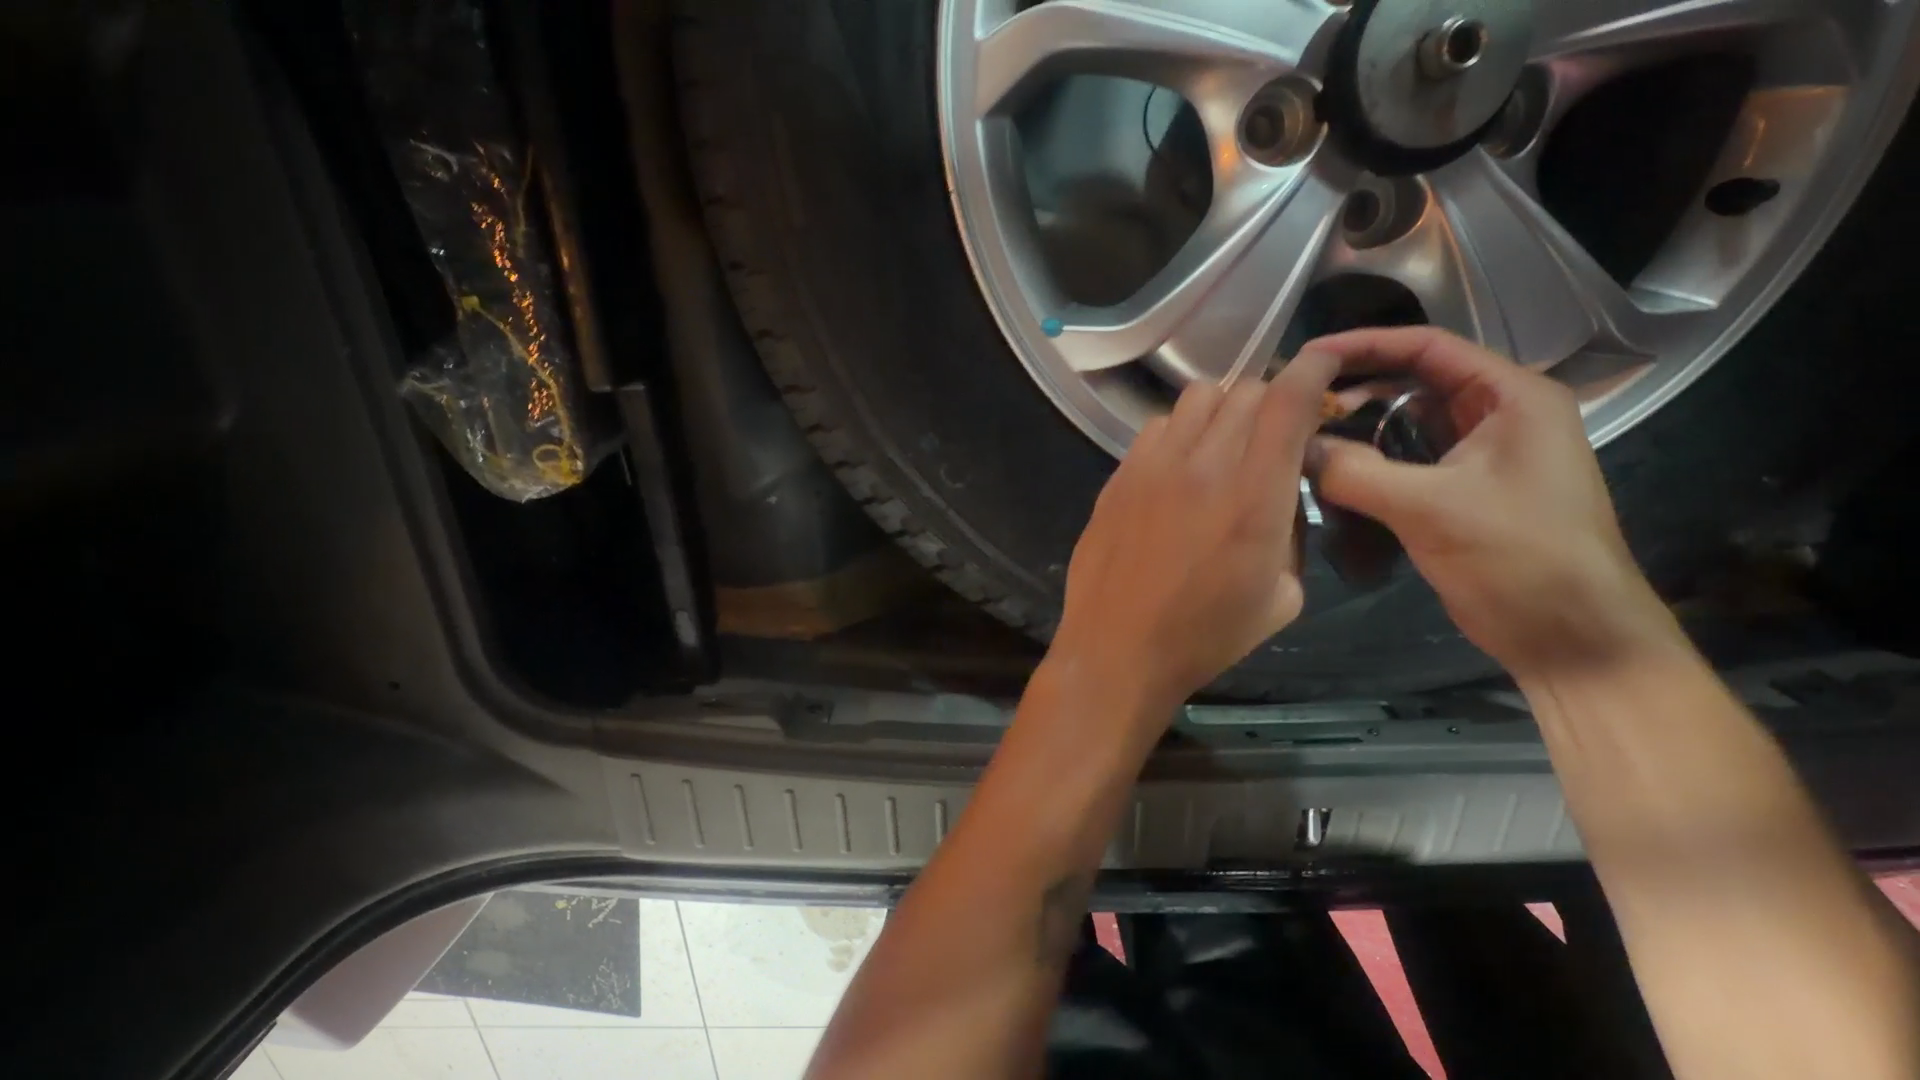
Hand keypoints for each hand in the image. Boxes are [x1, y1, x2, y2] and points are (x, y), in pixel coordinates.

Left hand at [1050, 352, 1339, 710]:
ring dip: (1222, 411)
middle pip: (1244, 390)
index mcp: (1255, 495)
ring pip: (1197, 397)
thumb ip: (1294, 534)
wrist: (1118, 649)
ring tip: (1224, 445)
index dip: (1313, 371)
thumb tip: (1284, 497)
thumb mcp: (1283, 597)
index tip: (1324, 364)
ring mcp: (1153, 466)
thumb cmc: (1206, 636)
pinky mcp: (1119, 476)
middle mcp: (1204, 465)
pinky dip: (1180, 431)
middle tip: (1273, 433)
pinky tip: (1179, 466)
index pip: (1288, 400)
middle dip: (1271, 401)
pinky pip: (1157, 425)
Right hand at [1306, 327, 1680, 678]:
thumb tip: (1293, 449)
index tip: (1306, 357)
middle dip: (1355, 391)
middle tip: (1295, 404)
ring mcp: (1482, 457)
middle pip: (1413, 384)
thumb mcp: (1432, 509)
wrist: (1573, 639)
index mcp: (1512, 397)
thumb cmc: (1521, 558)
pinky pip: (1407, 464)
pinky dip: (1369, 465)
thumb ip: (1357, 472)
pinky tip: (1329, 476)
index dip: (1364, 345)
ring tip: (1302, 437)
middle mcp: (1499, 416)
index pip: (1429, 348)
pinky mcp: (1463, 494)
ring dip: (1358, 431)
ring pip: (1406, 427)